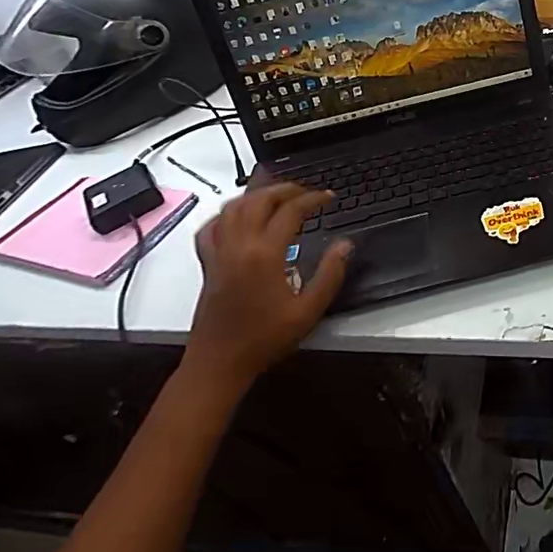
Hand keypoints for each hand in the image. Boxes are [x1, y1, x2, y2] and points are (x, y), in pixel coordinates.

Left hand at [183, 181, 351, 388]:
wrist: (220, 362)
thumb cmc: (263, 340)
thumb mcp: (307, 311)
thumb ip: (329, 275)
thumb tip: (344, 246)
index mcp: (265, 254)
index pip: (291, 210)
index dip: (313, 199)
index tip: (328, 198)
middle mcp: (239, 245)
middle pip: (260, 198)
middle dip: (286, 189)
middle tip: (305, 192)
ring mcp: (220, 251)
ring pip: (234, 206)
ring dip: (257, 194)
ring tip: (276, 195)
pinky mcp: (207, 262)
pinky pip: (212, 226)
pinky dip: (226, 214)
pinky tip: (237, 217)